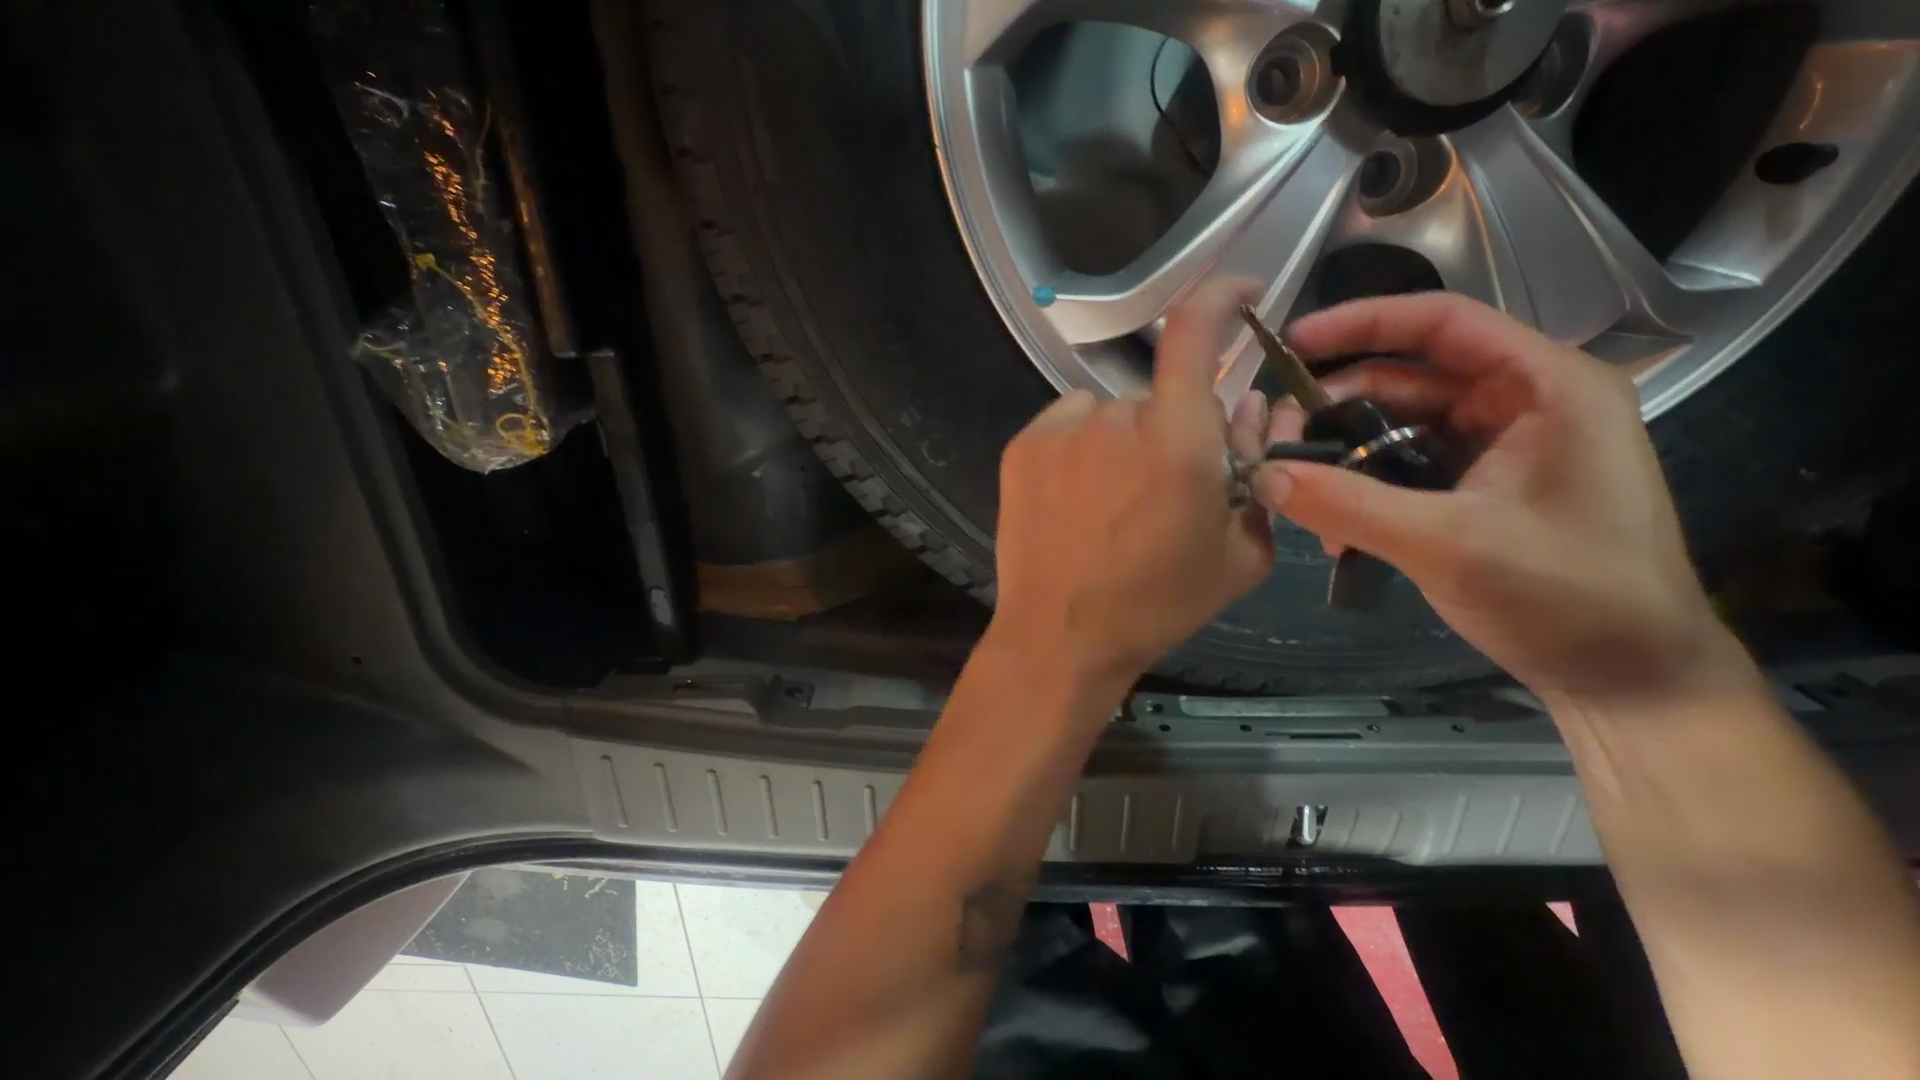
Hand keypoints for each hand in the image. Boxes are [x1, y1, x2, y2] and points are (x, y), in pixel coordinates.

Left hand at [990, 278, 1274, 686]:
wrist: (1060, 637)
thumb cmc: (1158, 603)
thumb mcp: (1240, 553)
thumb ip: (1258, 473)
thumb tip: (1250, 413)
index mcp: (1179, 439)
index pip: (1196, 331)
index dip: (1222, 295)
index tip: (1243, 291)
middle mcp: (1116, 418)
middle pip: (1159, 397)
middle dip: (1174, 428)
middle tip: (1167, 488)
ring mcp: (1062, 429)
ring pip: (1112, 414)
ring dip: (1125, 441)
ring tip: (1113, 505)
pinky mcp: (1024, 447)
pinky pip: (1070, 426)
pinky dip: (1084, 448)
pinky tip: (1078, 499)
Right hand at [1254, 292, 1749, 707]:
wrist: (1632, 681)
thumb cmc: (1568, 598)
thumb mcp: (1450, 546)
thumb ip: (1350, 504)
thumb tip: (1263, 475)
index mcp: (1547, 387)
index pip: (1444, 323)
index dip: (1363, 323)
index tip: (1292, 342)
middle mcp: (1528, 405)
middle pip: (1412, 378)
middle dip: (1339, 406)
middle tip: (1277, 438)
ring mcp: (1508, 451)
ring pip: (1404, 429)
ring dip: (1348, 457)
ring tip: (1296, 492)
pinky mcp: (1490, 492)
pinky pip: (1413, 471)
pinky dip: (1369, 490)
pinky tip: (1334, 527)